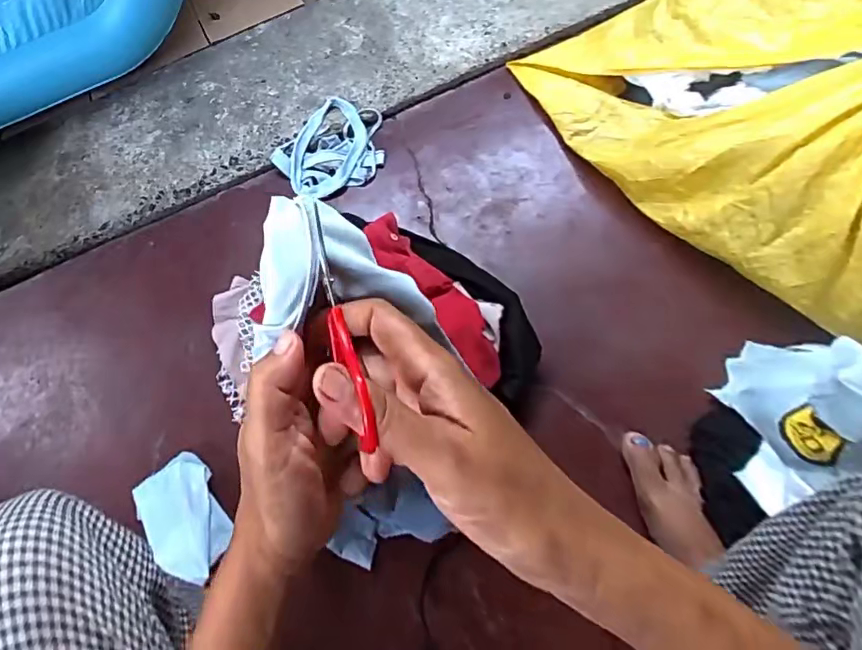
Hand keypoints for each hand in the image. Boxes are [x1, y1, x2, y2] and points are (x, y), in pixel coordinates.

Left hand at [231, 329, 362, 569]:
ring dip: (368, 428)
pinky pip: (375, 426)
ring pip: (367, 396)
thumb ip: (271, 386)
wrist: (289, 551)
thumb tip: (292, 333)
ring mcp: (335, 414)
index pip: (315, 338)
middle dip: (360, 395)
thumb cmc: (273, 493)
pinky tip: (362, 471)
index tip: (363, 351)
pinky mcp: (354, 438)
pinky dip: (374, 447)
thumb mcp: (266, 439)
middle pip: (350, 366)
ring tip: (358, 459)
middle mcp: (311, 389)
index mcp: (285, 380)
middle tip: (350, 431)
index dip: (339, 336)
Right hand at [310, 298, 596, 585]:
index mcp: (433, 367)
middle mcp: (427, 380)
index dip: (340, 321)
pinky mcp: (431, 439)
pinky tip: (373, 473)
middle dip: (339, 378)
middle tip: (318, 420)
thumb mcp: (439, 454)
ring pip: (375, 393)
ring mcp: (430, 410)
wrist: (557, 542)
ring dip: (355, 417)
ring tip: (351, 457)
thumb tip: (324, 372)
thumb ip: (380, 414)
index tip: (304, 351)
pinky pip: (388, 425)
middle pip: (370, 355)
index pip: (379, 317)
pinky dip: (373, 442)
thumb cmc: (505, 494)